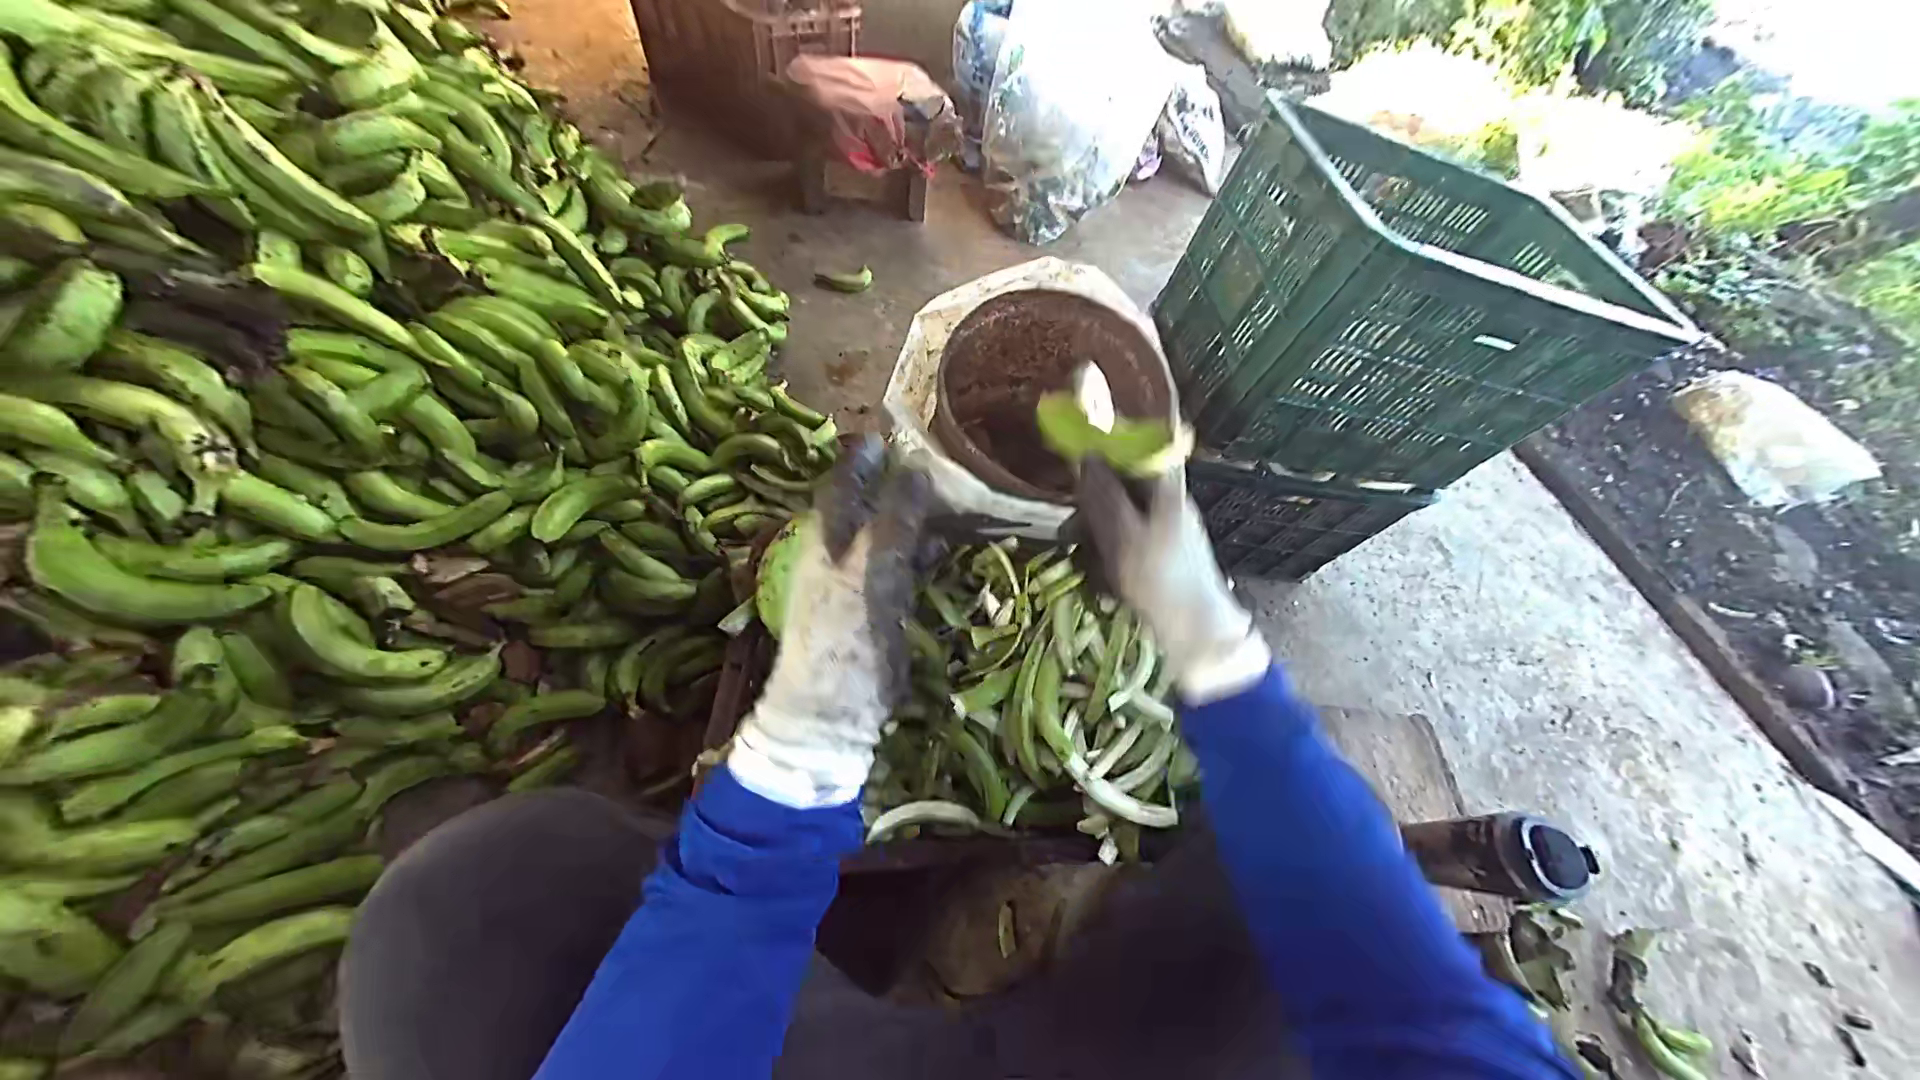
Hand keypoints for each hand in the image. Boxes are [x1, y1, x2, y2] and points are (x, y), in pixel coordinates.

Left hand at [729, 437, 931, 808]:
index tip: (893, 435)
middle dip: (902, 483)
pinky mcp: (884, 601)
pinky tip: (949, 542)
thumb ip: (895, 518)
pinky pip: (906, 563)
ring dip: (921, 516)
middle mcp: (842, 549)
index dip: (866, 459)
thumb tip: (919, 468)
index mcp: (826, 535)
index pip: (845, 483)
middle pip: (873, 505)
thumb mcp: (870, 568)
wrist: (837, 704)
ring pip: (894, 533)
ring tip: (955, 495)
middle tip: (940, 460)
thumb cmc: (844, 630)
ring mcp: (863, 576)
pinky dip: (927, 550)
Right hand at [1074, 460, 1270, 703]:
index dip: (1114, 436)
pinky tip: (1096, 556)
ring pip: (1127, 505)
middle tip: (1071, 497)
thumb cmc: (1162, 582)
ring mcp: (1168, 528)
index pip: (1143, 446)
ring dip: (1100, 514)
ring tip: (1078, 532)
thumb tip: (1085, 455)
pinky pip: (1130, 531)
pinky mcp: (1162, 552)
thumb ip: (1104, 496)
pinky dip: (1109, 537)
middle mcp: (1170, 503)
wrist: (1197, 635)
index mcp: (1168, 491)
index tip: (1081, 437)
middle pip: (1130, 476)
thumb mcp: (1125, 537)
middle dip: (1098, 483)